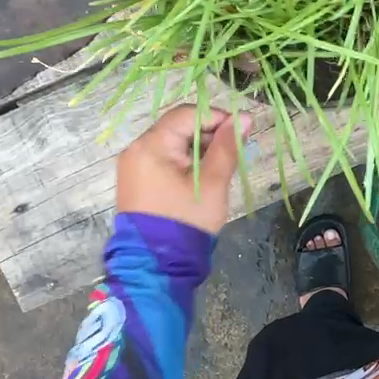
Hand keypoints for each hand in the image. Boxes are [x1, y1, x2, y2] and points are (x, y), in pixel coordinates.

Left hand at [114, 106, 252, 233]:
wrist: (158, 264)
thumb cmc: (187, 221)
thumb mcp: (213, 182)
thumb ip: (228, 147)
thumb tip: (245, 118)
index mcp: (151, 145)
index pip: (187, 114)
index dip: (217, 118)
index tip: (241, 132)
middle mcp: (136, 149)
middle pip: (178, 127)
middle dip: (209, 135)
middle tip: (234, 153)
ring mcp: (133, 166)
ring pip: (172, 144)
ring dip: (198, 149)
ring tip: (220, 168)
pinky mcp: (136, 181)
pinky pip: (163, 160)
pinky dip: (185, 163)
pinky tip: (201, 178)